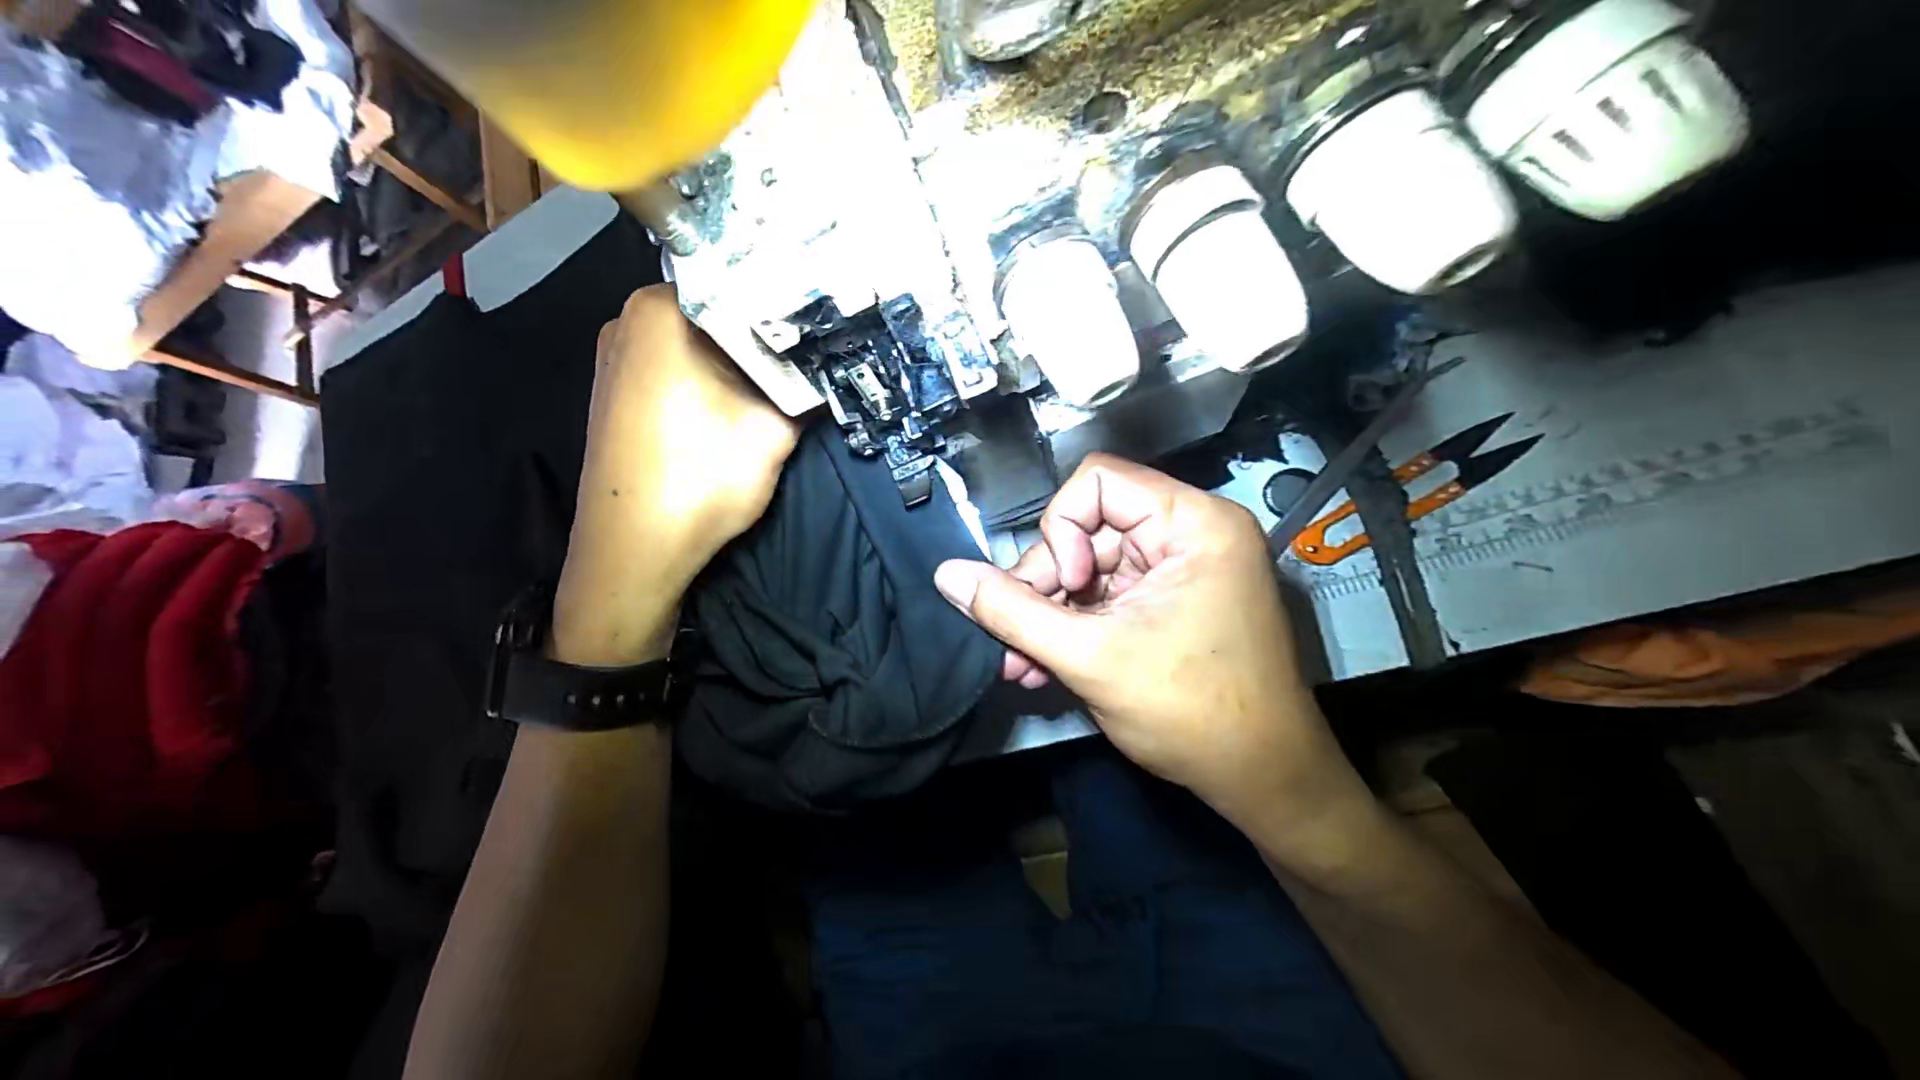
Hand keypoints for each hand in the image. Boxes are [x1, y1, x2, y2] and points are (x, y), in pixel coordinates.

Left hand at [554, 285, 798, 665]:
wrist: (631, 553)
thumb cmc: (698, 480)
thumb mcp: (773, 431)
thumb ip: (807, 388)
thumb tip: (834, 367)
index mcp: (660, 310)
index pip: (741, 282)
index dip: (787, 305)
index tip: (823, 324)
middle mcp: (628, 319)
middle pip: (718, 311)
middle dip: (762, 337)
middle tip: (808, 358)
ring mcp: (615, 357)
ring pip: (697, 342)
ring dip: (737, 363)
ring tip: (777, 384)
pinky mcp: (615, 392)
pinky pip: (673, 367)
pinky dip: (708, 380)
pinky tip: (732, 408)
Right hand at [932, 455, 1356, 829]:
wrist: (1262, 780)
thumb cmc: (1190, 712)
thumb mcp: (1088, 658)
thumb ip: (1010, 611)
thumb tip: (945, 575)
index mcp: (1194, 524)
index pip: (1099, 483)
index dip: (1060, 528)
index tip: (1064, 588)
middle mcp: (1192, 534)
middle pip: (1088, 529)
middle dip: (1045, 586)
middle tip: (1014, 637)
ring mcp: (1182, 571)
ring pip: (1090, 568)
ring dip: (1050, 615)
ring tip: (1019, 664)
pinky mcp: (1172, 603)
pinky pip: (1108, 597)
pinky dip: (1075, 626)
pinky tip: (1041, 665)